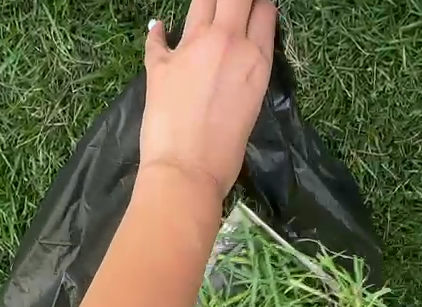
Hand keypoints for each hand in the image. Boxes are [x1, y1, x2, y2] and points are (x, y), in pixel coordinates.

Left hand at [139, 0, 277, 200]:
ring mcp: (190, 47)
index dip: (259, 7)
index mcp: (255, 59)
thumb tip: (237, 65)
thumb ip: (245, 76)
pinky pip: (157, 36)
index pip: (264, 10)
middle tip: (230, 7)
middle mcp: (226, 42)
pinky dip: (158, 33)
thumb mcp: (251, 110)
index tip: (253, 12)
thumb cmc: (225, 158)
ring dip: (205, 2)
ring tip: (205, 10)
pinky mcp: (160, 62)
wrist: (185, 175)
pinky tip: (160, 30)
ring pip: (201, 0)